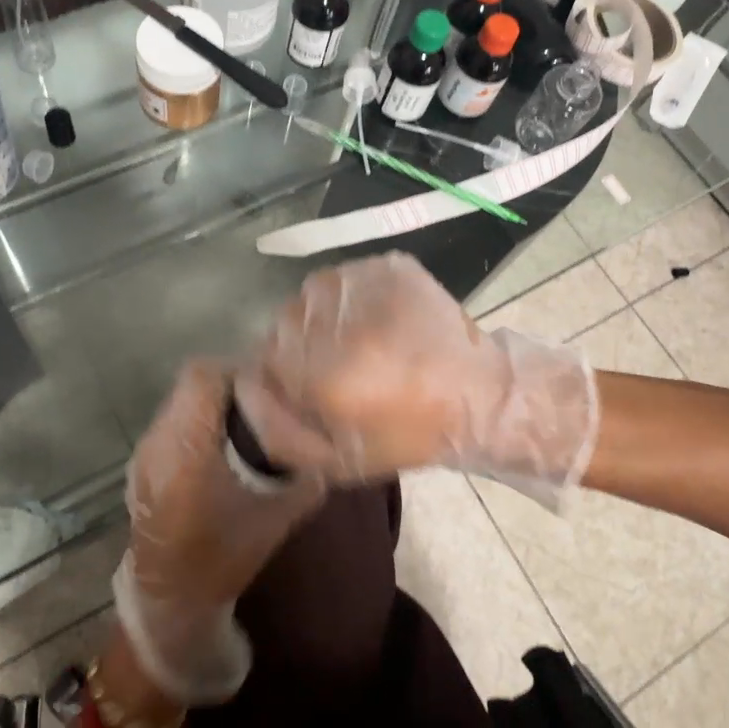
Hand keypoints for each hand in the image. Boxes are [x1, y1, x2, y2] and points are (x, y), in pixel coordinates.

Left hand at [114, 359, 324, 705]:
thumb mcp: (272, 522)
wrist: (168, 602)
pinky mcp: (142, 465)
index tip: (268, 388)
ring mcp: (145, 452)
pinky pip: (172, 424)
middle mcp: (158, 440)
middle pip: (191, 384)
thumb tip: (328, 452)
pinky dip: (197, 425)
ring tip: (246, 428)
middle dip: (229, 387)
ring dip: (212, 405)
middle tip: (264, 406)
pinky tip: (222, 452)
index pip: (202, 376)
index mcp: (186, 448)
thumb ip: (302, 482)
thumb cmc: (219, 560)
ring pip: (180, 402)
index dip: (236, 372)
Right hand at [234, 252, 600, 495]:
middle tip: (330, 364)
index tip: (302, 386)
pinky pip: (347, 276)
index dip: (280, 373)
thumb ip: (282, 433)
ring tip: (352, 339)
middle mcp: (339, 322)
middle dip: (298, 344)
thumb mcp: (340, 461)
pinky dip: (349, 296)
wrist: (482, 395)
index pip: (267, 358)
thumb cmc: (411, 434)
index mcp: (325, 373)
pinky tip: (372, 319)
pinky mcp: (390, 267)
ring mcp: (366, 285)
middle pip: (286, 322)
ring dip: (321, 316)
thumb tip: (246, 392)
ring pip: (313, 294)